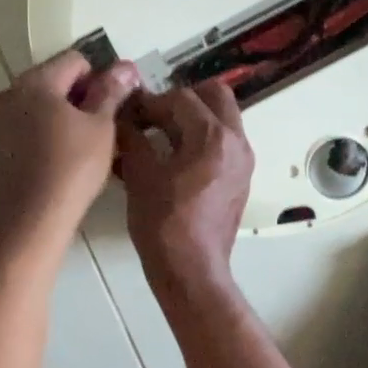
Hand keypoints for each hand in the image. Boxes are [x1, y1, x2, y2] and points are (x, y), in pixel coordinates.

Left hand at [0, 50, 139, 241]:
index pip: (76, 60)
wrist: (31, 219)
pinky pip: (27, 127)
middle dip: (81, 96)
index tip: (115, 104)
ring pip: (40, 105)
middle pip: (54, 80)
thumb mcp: (101, 127)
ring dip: (64, 115)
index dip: (101, 77)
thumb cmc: (72, 167)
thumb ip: (111, 91)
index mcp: (35, 81)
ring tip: (86, 144)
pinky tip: (63, 159)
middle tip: (105, 125)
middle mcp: (10, 93)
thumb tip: (124, 66)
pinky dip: (46, 133)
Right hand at [114, 81, 254, 286]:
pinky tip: (176, 158)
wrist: (191, 270)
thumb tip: (123, 118)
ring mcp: (244, 160)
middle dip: (183, 99)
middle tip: (154, 115)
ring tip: (162, 136)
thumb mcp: (140, 175)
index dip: (151, 101)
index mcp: (212, 136)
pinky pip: (226, 141)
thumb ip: (132, 137)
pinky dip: (203, 138)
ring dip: (195, 118)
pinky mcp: (242, 178)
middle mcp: (237, 141)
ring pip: (224, 118)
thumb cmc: (163, 223)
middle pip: (215, 96)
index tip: (130, 112)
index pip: (181, 97)